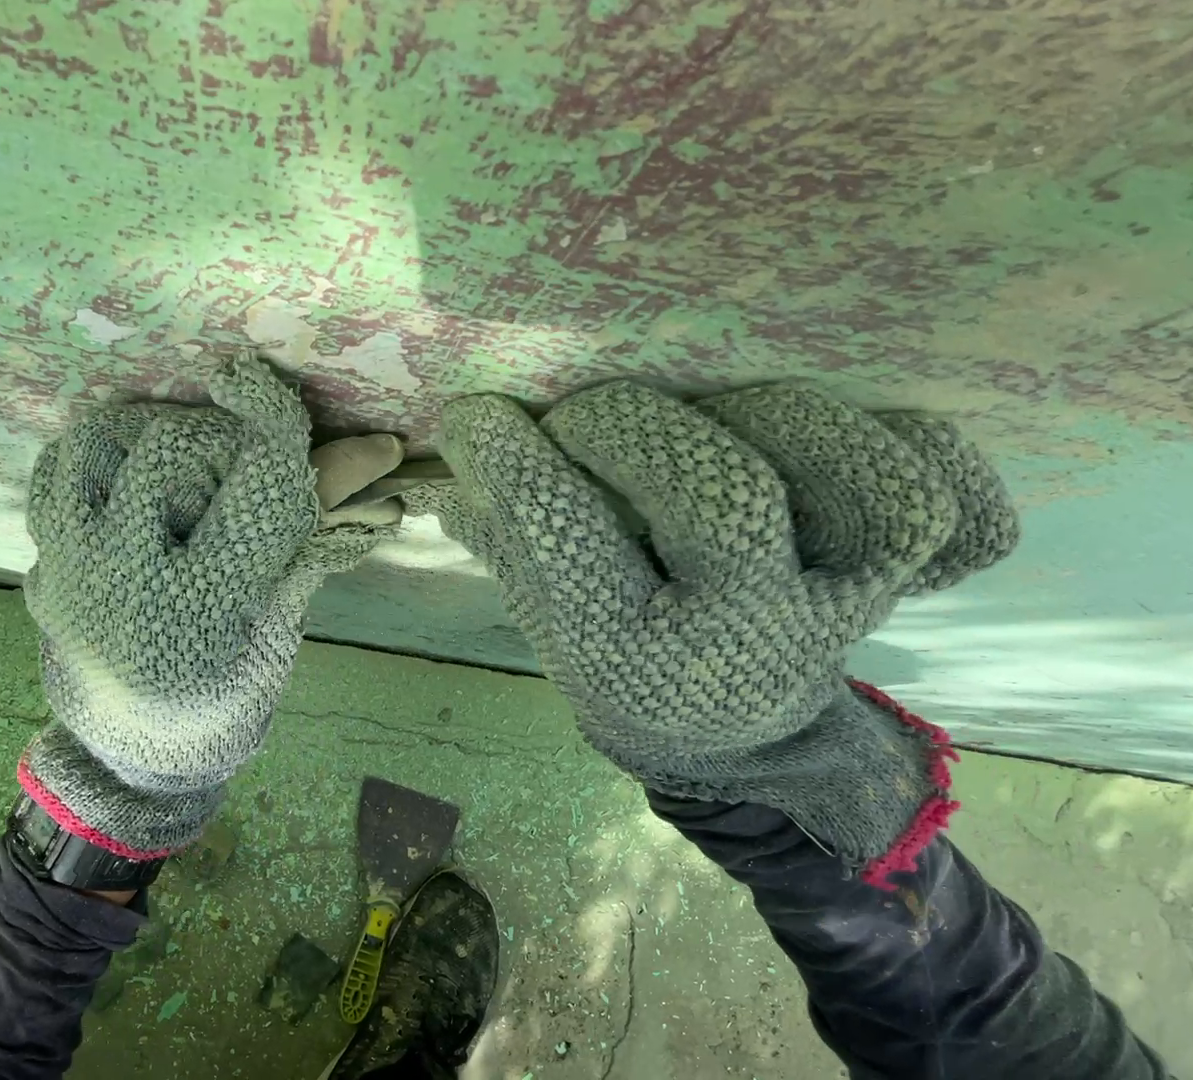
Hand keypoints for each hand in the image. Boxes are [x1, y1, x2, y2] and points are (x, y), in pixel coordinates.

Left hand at [18, 354, 401, 857]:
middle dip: (210, 441)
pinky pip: (52, 479)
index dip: (272, 419)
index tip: (269, 388)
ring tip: (170, 469)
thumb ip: (313, 531)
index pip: (253, 483)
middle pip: (166, 450)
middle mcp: (124, 582)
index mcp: (202, 608)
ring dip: (141, 439)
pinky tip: (116, 481)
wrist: (135, 755)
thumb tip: (378, 449)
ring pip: (94, 447)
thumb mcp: (279, 622)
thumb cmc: (228, 700)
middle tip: (227, 467)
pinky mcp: (40, 569)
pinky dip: (87, 463)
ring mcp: (69, 573)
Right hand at [434, 381, 1016, 883]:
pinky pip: (962, 514)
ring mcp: (843, 610)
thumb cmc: (619, 666)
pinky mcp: (908, 585)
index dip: (515, 460)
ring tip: (711, 416)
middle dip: (633, 427)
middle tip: (583, 415)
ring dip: (782, 421)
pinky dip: (921, 456)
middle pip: (725, 495)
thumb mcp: (542, 623)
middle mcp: (748, 638)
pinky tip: (846, 447)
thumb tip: (452, 465)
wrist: (730, 735)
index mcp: (635, 658)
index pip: (567, 538)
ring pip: (871, 491)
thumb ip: (504, 543)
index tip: (475, 415)